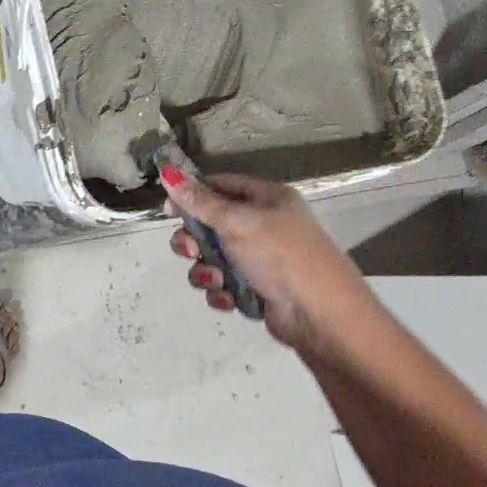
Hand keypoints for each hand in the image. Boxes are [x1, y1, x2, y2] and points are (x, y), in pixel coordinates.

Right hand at [163, 172, 369, 354]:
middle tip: (191, 251)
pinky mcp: (255, 287)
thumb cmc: (281, 256)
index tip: (167, 210)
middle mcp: (263, 225)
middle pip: (208, 225)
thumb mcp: (238, 223)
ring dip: (205, 271)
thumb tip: (167, 172)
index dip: (191, 195)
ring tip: (218, 280)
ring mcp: (259, 258)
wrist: (320, 315)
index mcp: (267, 200)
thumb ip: (200, 201)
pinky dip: (220, 291)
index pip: (220, 185)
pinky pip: (221, 283)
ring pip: (210, 258)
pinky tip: (230, 299)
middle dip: (194, 242)